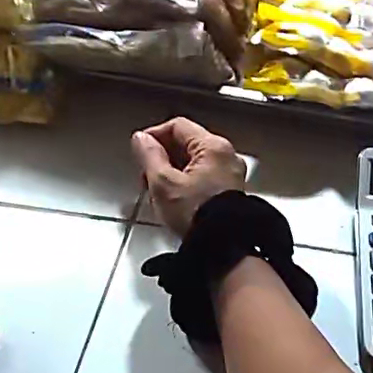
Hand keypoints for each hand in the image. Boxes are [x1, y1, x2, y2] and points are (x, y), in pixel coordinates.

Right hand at [131, 118, 246, 236]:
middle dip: (162, 158)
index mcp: (214, 147)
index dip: (154, 135)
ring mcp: (231, 175)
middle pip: (187, 144)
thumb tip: (142, 140)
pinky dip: (187, 184)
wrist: (222, 246)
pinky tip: (175, 201)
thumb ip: (149, 155)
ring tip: (158, 192)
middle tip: (146, 176)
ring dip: (172, 172)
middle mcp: (228, 157)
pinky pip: (204, 178)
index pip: (178, 126)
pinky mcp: (230, 193)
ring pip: (195, 163)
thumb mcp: (163, 183)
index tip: (140, 150)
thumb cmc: (197, 215)